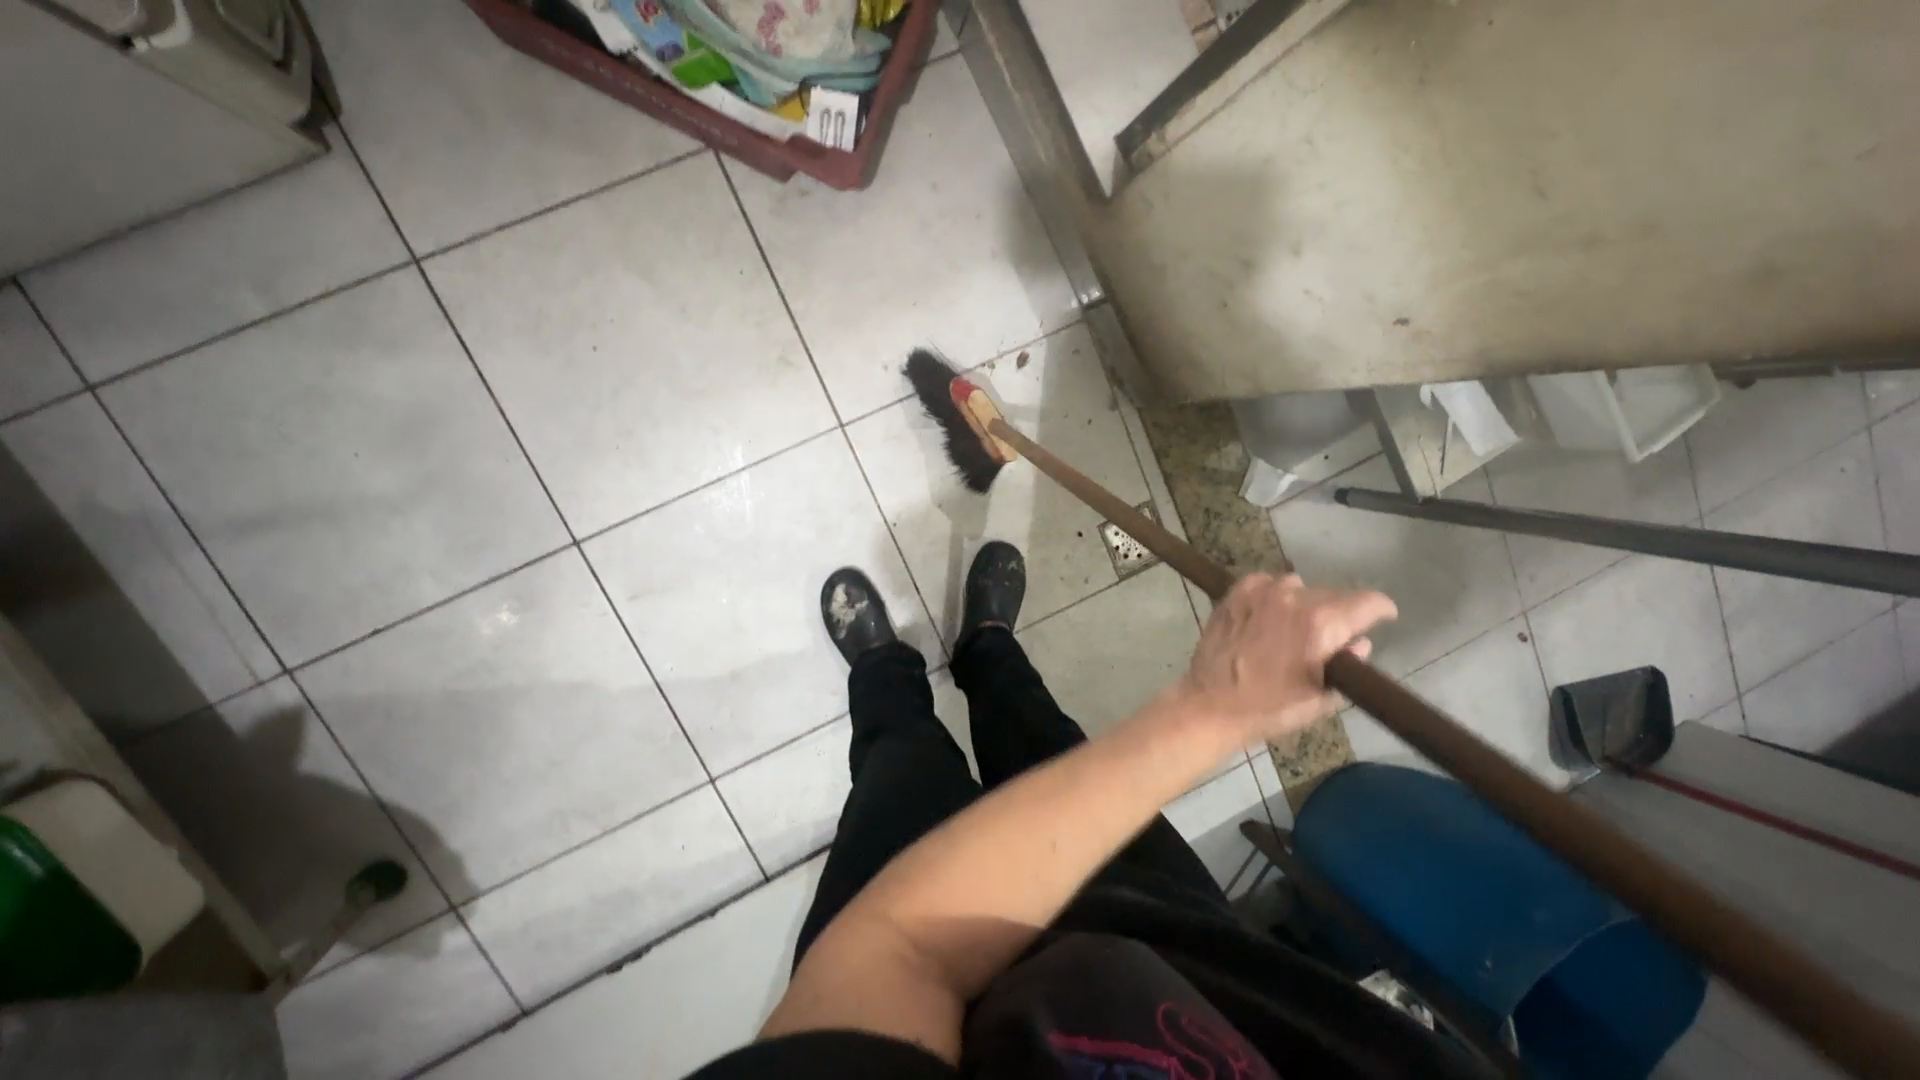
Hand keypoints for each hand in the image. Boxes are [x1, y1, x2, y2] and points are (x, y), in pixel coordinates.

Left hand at [1177, 573, 1396, 741]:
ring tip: (1294, 628)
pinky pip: (1267, 584)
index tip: (1384, 617)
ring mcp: (1261, 591)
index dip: (1381, 610)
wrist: (1211, 705)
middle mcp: (1294, 597)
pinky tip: (1268, 616)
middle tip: (1330, 637)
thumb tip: (1358, 644)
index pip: (1368, 601)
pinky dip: (1274, 596)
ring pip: (1299, 587)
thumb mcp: (1321, 697)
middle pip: (1333, 594)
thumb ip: (1348, 665)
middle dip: (1340, 613)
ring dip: (1304, 603)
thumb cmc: (1271, 709)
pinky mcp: (1236, 593)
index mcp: (1321, 623)